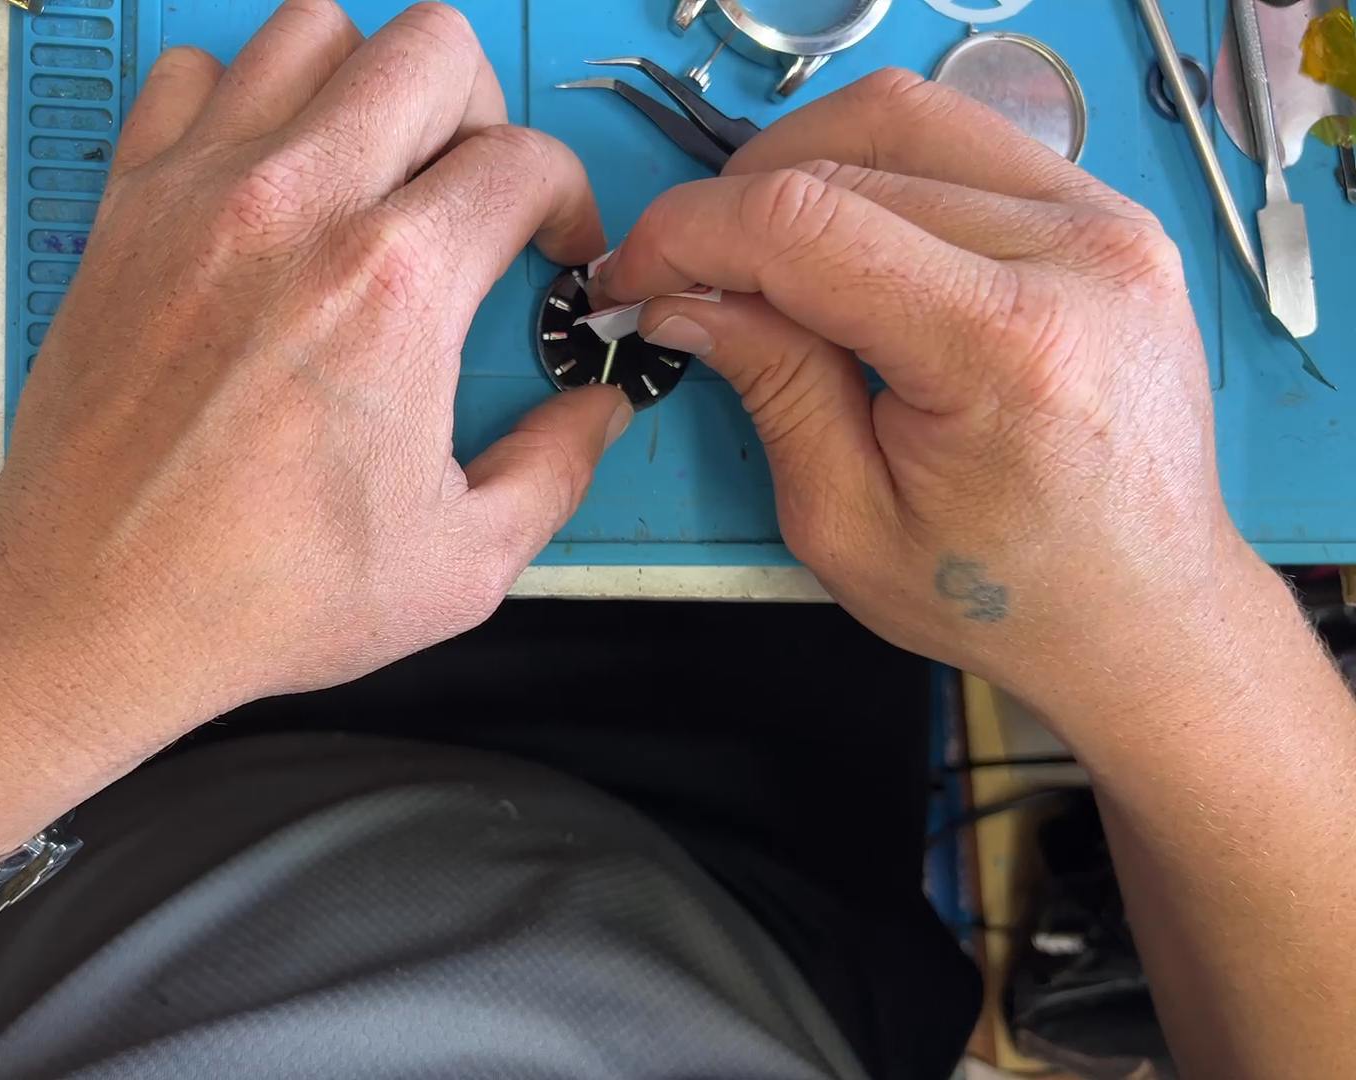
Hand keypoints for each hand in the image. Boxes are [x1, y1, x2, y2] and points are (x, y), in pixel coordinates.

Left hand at [0, 2, 625, 728]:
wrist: (102, 609)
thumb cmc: (262, 596)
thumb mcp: (459, 564)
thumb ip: (555, 473)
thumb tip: (597, 413)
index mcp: (395, 291)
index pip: (521, 163)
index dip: (565, 200)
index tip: (552, 247)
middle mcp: (296, 211)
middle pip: (430, 50)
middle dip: (483, 112)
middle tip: (476, 193)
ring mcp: (199, 198)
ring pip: (312, 33)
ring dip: (370, 87)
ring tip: (378, 173)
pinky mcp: (127, 215)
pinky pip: (193, 79)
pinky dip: (247, 101)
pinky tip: (267, 181)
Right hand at [596, 70, 1258, 714]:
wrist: (1133, 605)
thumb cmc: (982, 589)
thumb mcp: (837, 515)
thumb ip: (770, 386)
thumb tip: (682, 303)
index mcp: (1000, 345)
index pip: (803, 226)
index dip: (686, 236)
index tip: (626, 279)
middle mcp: (1072, 248)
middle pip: (841, 157)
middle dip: (718, 211)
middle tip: (667, 280)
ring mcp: (1099, 214)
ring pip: (893, 118)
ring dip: (781, 175)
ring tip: (735, 258)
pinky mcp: (1095, 213)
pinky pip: (945, 141)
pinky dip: (850, 173)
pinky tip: (816, 245)